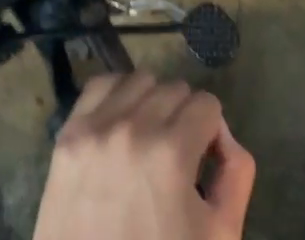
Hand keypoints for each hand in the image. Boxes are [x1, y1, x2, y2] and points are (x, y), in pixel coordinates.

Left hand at [32, 73, 255, 239]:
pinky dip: (116, 95)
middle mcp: (132, 128)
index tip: (203, 161)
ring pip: (139, 80)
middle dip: (184, 117)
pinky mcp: (67, 137)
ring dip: (151, 102)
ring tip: (148, 138)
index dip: (211, 132)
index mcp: (171, 152)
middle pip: (175, 89)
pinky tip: (121, 122)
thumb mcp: (220, 233)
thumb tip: (224, 136)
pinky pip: (99, 86)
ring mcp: (94, 130)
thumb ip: (237, 173)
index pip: (207, 104)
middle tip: (177, 155)